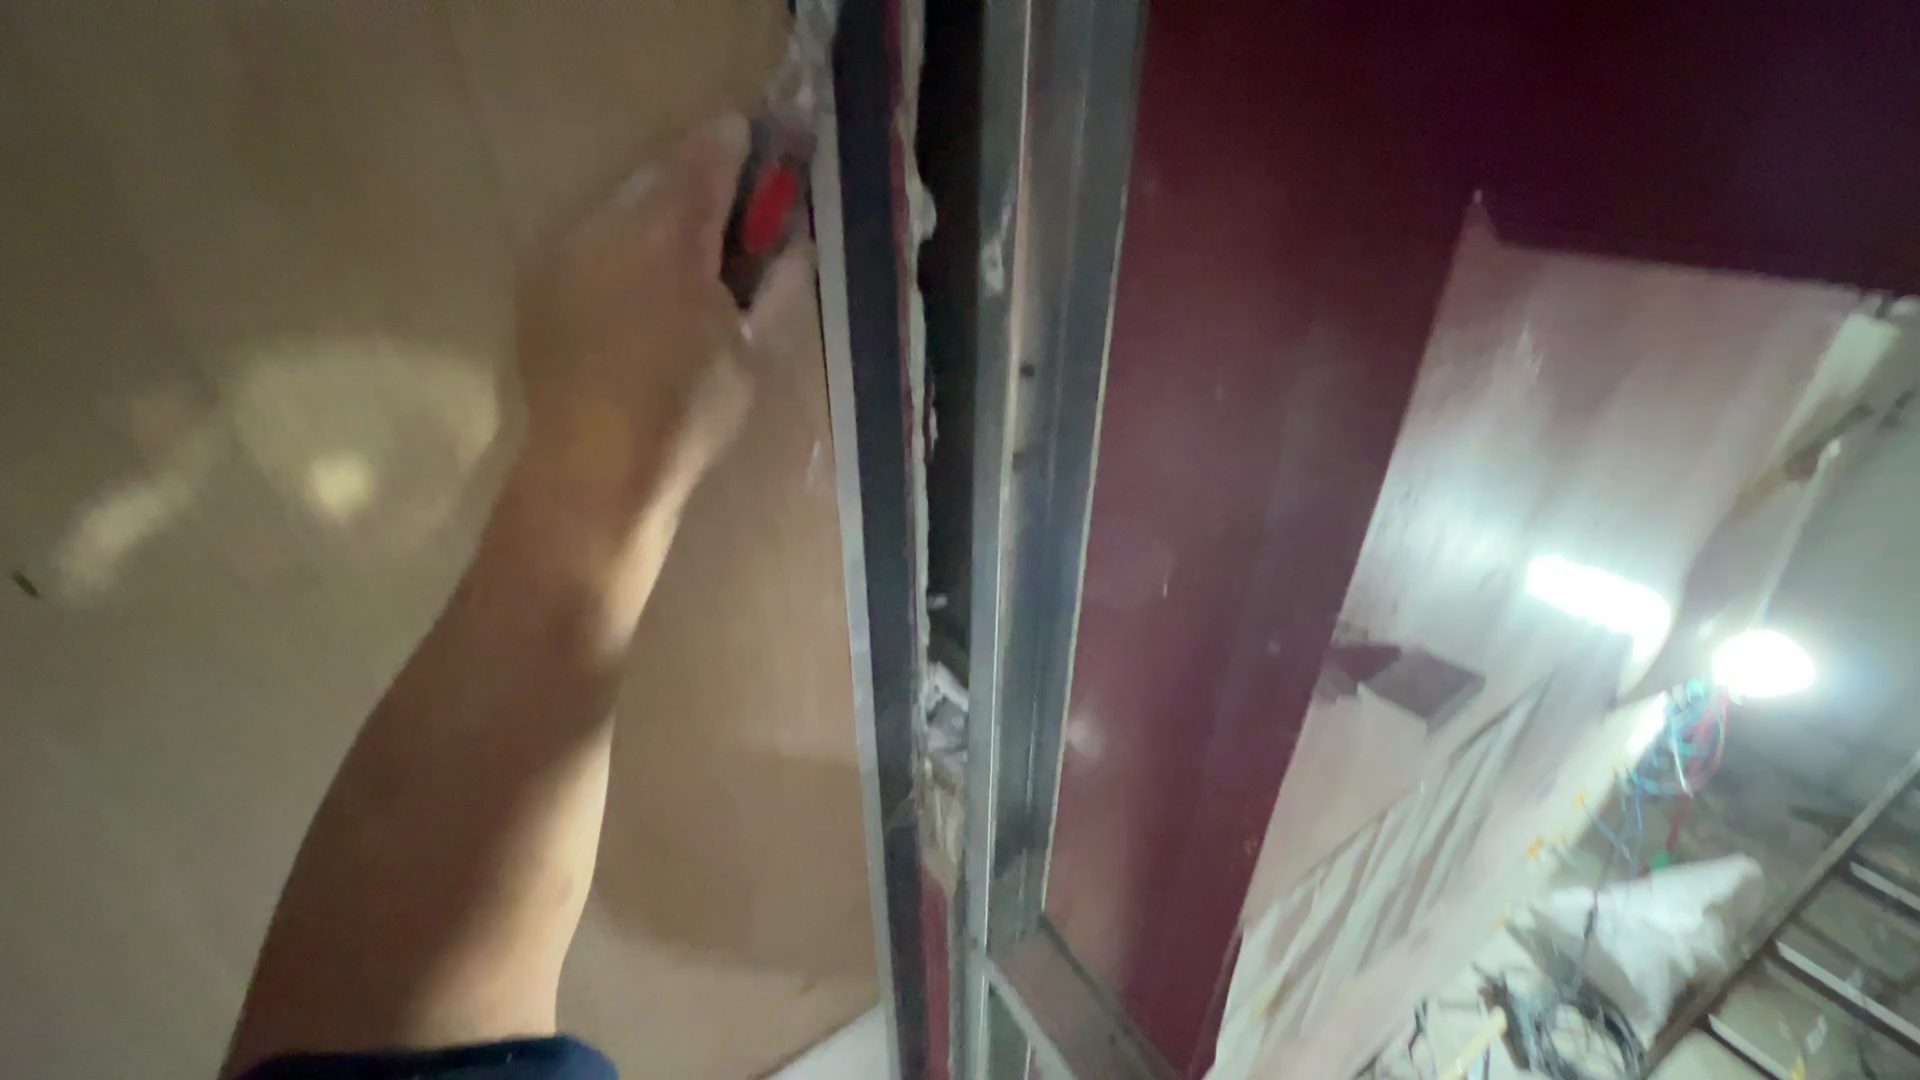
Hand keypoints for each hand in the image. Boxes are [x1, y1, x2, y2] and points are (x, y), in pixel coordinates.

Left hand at [510, 113, 810, 528]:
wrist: (596, 470)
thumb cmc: (689, 416)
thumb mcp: (755, 356)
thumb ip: (782, 288)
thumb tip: (799, 243)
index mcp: (669, 241)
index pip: (707, 161)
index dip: (737, 143)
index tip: (760, 136)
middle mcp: (607, 229)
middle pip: (660, 179)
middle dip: (697, 187)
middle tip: (730, 220)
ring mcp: (565, 254)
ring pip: (623, 211)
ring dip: (661, 222)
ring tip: (687, 268)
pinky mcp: (541, 285)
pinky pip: (594, 245)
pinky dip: (626, 253)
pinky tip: (643, 299)